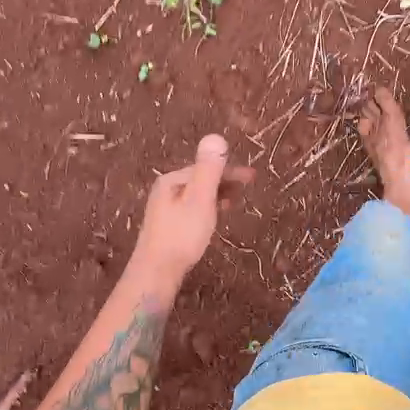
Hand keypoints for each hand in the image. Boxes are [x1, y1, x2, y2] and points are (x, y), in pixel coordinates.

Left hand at [127, 134, 252, 287]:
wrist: (156, 273)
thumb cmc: (181, 235)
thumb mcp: (199, 199)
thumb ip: (209, 170)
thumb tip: (215, 136)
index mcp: (172, 180)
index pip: (205, 167)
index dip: (231, 170)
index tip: (253, 177)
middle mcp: (165, 190)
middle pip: (200, 179)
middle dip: (225, 180)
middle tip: (249, 187)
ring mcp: (164, 209)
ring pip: (197, 195)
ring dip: (218, 194)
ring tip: (236, 201)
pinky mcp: (167, 227)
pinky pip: (192, 208)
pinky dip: (208, 207)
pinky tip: (214, 218)